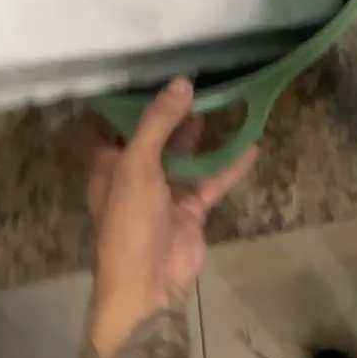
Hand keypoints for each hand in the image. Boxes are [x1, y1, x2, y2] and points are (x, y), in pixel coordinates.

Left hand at [83, 78, 257, 354]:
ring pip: (183, 155)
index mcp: (108, 166)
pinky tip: (250, 144)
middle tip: (192, 80)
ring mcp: (164, 192)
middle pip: (151, 137)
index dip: (118, 103)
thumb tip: (182, 83)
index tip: (139, 73)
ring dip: (198, 133)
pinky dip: (230, 163)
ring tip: (217, 99)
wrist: (150, 283)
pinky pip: (212, 179)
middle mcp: (134, 175)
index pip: (106, 127)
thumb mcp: (137, 165)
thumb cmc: (130, 221)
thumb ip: (158, 123)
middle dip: (168, 112)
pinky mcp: (191, 207)